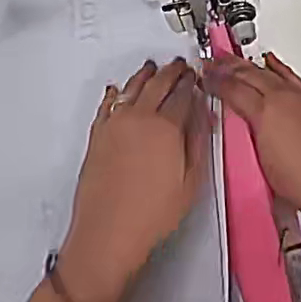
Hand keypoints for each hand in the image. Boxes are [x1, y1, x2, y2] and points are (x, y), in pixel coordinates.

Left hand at [58, 59, 208, 301]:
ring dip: (145, 75)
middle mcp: (139, 118)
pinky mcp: (98, 135)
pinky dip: (116, 92)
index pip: (183, 93)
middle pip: (158, 83)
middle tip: (179, 67)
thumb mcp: (191, 181)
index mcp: (166, 126)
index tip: (195, 78)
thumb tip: (203, 116)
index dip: (192, 82)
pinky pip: (108, 103)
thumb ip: (198, 141)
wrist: (108, 234)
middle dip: (172, 72)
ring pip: (132, 87)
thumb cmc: (149, 215)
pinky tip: (118, 89)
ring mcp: (115, 124)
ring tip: (152, 69)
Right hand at [203, 52, 300, 218]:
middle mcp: (281, 99)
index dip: (215, 81)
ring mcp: (297, 98)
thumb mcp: (256, 158)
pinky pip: (289, 76)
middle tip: (214, 63)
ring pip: (267, 72)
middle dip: (227, 67)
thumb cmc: (298, 179)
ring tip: (235, 60)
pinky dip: (278, 67)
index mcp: (263, 111)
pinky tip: (271, 61)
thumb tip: (236, 121)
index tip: (206, 76)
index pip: (232, 89)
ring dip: (248, 65)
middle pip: (248, 74)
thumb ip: (243, 131)